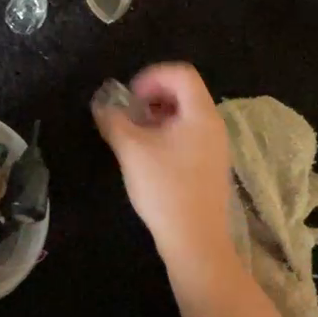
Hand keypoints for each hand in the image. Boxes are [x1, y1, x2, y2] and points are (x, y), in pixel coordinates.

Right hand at [93, 63, 234, 267]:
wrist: (196, 242)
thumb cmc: (165, 188)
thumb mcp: (130, 149)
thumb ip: (113, 120)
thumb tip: (102, 106)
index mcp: (201, 115)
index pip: (181, 73)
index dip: (152, 77)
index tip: (130, 97)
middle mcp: (214, 126)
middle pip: (184, 92)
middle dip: (152, 96)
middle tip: (130, 114)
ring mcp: (216, 148)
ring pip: (185, 115)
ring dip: (157, 116)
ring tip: (135, 136)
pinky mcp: (211, 167)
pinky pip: (189, 135)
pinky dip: (167, 134)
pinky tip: (149, 157)